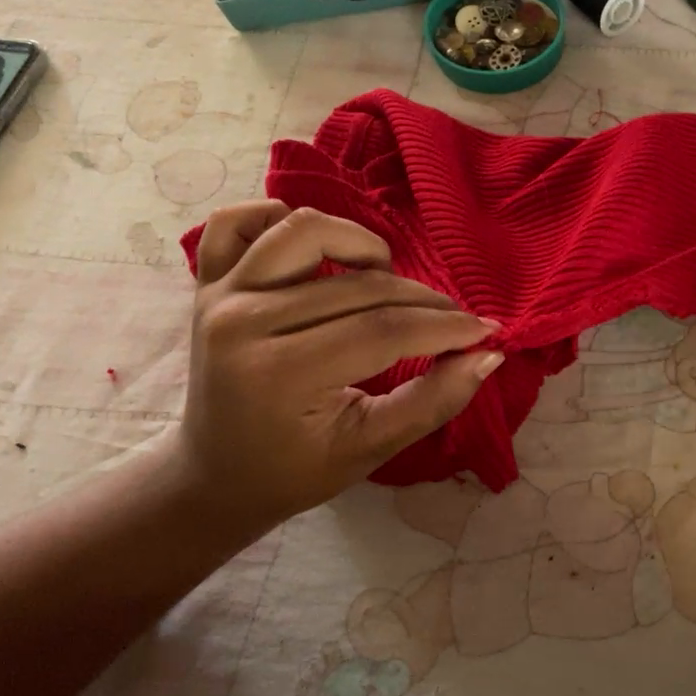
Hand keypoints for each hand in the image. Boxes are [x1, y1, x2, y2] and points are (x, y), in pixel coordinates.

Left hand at [178, 201, 502, 522]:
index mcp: (280, 373)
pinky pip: (238, 221)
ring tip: (384, 281)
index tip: (486, 331)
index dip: (446, 327)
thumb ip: (433, 401)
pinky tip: (317, 252)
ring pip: (305, 231)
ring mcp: (219, 295)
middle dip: (424, 300)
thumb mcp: (371, 449)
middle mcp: (243, 322)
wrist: (216, 475)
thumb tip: (488, 355)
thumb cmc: (295, 471)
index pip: (384, 330)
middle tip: (453, 323)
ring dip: (360, 245)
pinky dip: (280, 220)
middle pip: (359, 285)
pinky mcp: (207, 282)